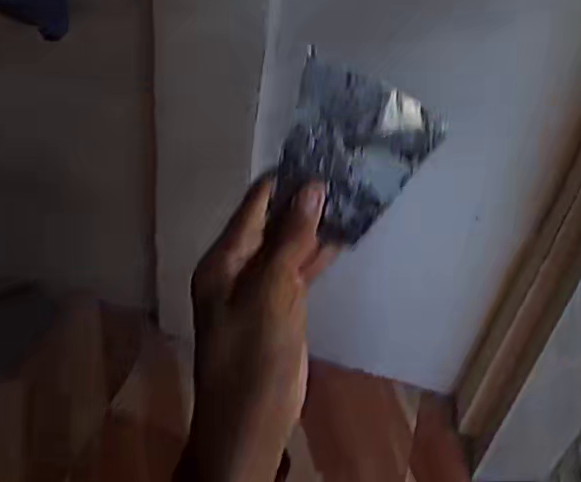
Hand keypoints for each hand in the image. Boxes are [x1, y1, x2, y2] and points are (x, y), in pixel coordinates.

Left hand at [177, 178, 338, 481]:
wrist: (250, 428)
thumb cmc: (252, 358)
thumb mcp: (271, 294)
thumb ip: (291, 239)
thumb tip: (312, 185)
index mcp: (225, 259)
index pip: (257, 202)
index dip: (287, 177)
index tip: (323, 152)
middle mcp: (241, 264)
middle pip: (275, 217)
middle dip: (307, 195)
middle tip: (347, 166)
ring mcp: (262, 283)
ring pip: (292, 239)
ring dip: (318, 220)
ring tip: (354, 188)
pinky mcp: (281, 300)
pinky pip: (301, 263)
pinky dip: (321, 248)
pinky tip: (348, 229)